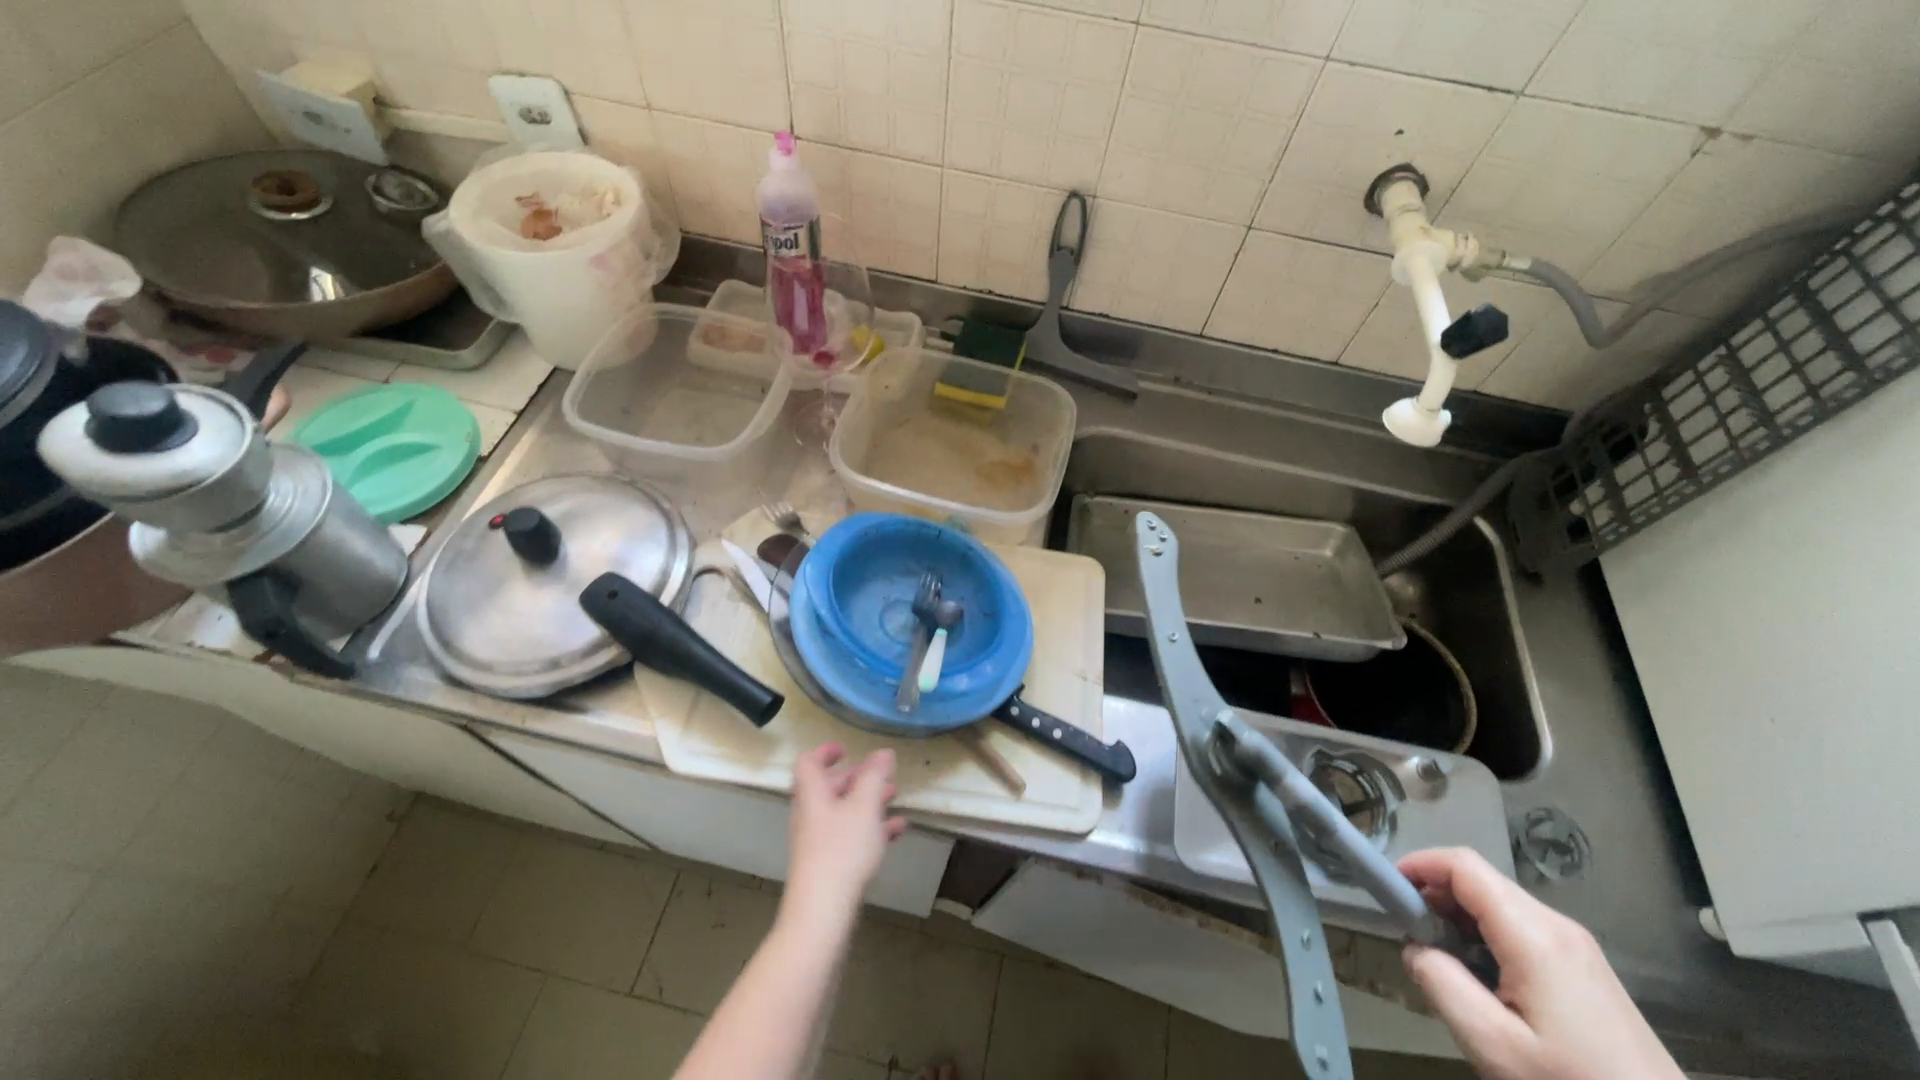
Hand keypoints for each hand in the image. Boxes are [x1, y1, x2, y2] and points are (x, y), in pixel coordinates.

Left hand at [782, 744, 907, 929]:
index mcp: (812, 794)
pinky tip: (897, 829)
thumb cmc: (842, 850)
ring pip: (843, 812)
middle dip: (856, 778)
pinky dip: (871, 827)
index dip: (825, 752)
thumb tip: (883, 752)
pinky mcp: (829, 863)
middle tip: (880, 774)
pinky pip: (851, 836)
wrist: (821, 909)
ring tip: (895, 796)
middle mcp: (811, 814)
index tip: (847, 749)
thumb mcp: (864, 806)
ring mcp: (818, 841)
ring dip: (867, 801)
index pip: (808, 763)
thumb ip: (875, 776)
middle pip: (829, 788)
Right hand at [1399, 848, 1683, 1079]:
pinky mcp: (1584, 966)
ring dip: (1459, 917)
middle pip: (1481, 881)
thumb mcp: (1491, 1042)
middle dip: (1435, 894)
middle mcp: (1557, 925)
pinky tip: (1480, 977)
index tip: (1386, 889)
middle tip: (1408, 932)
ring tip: (1440, 960)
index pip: (1464, 866)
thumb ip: (1441, 984)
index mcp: (1533, 934)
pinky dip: (1485, 935)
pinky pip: (1521, 928)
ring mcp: (1576, 945)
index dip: (1418, 864)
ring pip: (1500, 904)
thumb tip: (1414, 947)